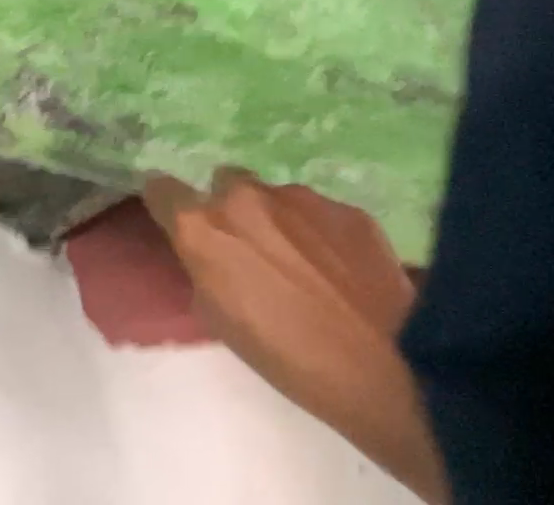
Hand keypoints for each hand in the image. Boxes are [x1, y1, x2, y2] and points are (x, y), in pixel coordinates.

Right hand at [144, 168, 446, 502]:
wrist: (393, 371)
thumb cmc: (286, 354)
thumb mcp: (216, 315)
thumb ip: (202, 267)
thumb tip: (209, 254)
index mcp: (198, 225)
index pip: (159, 188)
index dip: (168, 205)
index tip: (178, 222)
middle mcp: (241, 197)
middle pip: (222, 182)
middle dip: (230, 207)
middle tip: (250, 246)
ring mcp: (299, 198)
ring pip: (274, 196)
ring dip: (278, 218)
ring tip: (306, 261)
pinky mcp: (349, 211)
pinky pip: (321, 212)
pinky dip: (322, 232)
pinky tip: (343, 268)